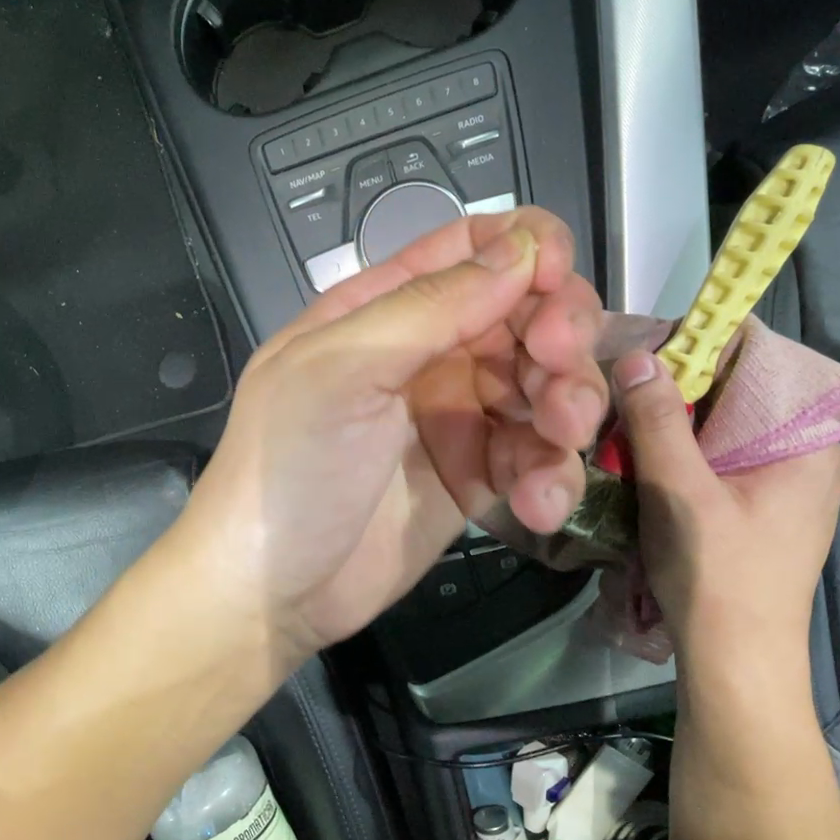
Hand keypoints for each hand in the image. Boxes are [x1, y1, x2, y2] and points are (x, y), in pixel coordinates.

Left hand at [171, 208, 606, 658]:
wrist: (270, 589)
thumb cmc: (287, 469)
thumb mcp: (339, 370)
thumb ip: (429, 307)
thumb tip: (519, 249)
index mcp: (380, 313)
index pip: (468, 251)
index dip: (525, 249)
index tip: (556, 280)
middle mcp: (423, 356)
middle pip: (524, 314)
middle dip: (560, 333)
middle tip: (557, 370)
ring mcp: (452, 419)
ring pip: (543, 385)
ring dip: (569, 406)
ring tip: (559, 439)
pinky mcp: (473, 481)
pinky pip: (536, 458)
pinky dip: (552, 475)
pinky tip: (536, 505)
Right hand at [611, 349, 839, 662]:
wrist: (735, 660)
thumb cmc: (717, 574)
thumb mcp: (680, 491)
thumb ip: (659, 422)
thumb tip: (636, 355)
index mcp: (808, 438)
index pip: (761, 360)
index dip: (702, 348)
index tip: (643, 355)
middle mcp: (805, 453)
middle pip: (738, 395)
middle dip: (678, 391)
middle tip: (620, 397)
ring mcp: (783, 485)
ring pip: (722, 430)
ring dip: (673, 427)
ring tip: (622, 431)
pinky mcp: (758, 511)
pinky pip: (718, 461)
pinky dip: (681, 457)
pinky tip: (642, 470)